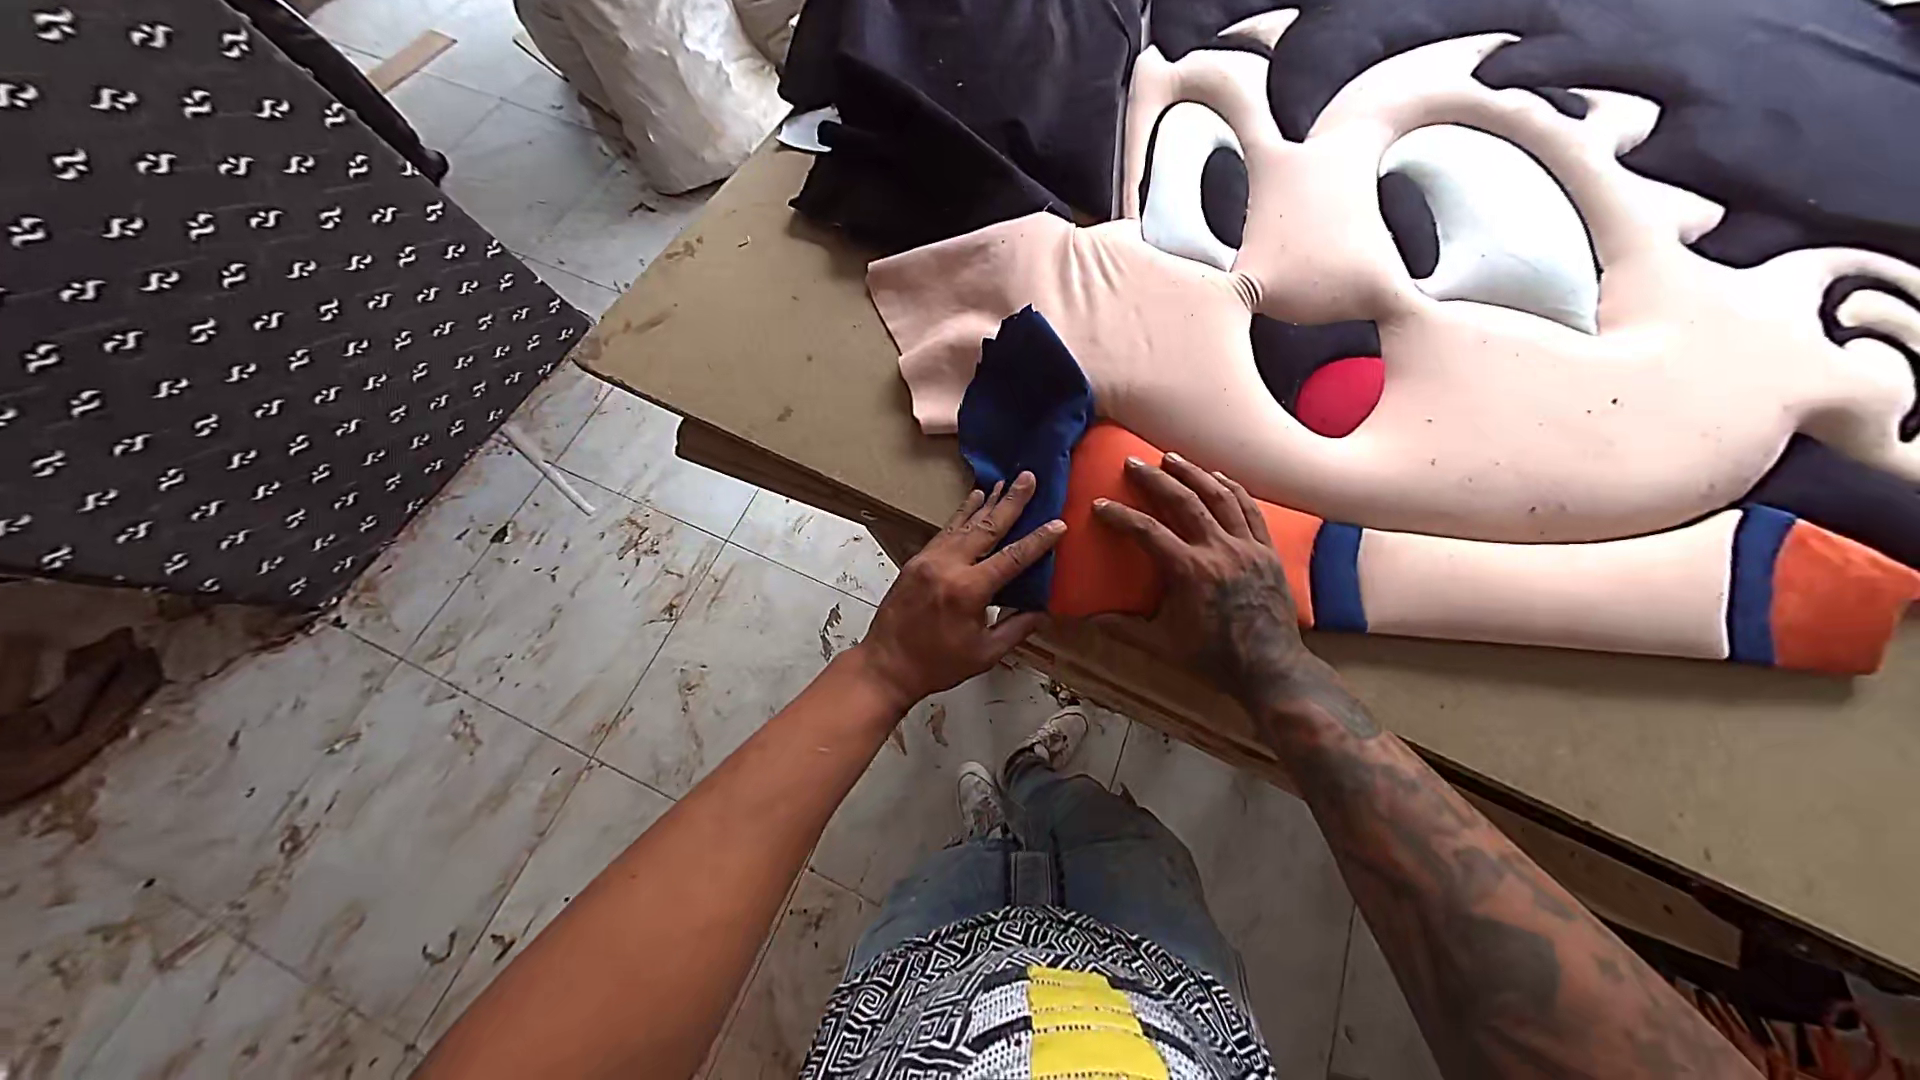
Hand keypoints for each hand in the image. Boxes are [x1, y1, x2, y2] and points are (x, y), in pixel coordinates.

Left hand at [855, 472, 1065, 709]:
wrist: (887, 665)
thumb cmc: (937, 664)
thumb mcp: (986, 653)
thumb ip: (1017, 628)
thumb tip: (1042, 610)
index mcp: (968, 590)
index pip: (1013, 558)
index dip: (1038, 540)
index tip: (1057, 523)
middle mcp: (947, 567)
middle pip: (987, 527)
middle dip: (1011, 501)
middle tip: (1028, 478)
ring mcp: (928, 560)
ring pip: (963, 523)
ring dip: (986, 502)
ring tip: (1003, 483)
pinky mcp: (916, 561)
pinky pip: (945, 531)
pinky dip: (961, 515)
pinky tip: (972, 501)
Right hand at [1091, 453, 1328, 711]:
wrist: (1270, 670)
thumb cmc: (1213, 659)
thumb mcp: (1161, 644)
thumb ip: (1122, 627)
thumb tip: (1088, 618)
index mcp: (1189, 571)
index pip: (1146, 531)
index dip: (1120, 515)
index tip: (1100, 505)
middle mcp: (1219, 551)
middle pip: (1184, 501)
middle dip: (1155, 478)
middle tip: (1134, 463)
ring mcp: (1247, 548)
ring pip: (1219, 497)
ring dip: (1193, 473)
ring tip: (1172, 459)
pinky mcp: (1268, 551)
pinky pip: (1250, 510)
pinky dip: (1233, 489)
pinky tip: (1219, 477)